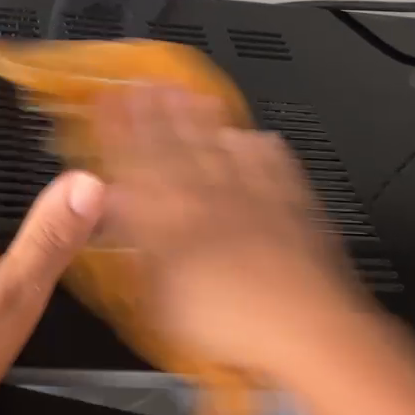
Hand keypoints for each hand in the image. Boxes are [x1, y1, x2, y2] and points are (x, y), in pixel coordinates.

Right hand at [93, 86, 378, 382]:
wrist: (309, 332)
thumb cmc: (228, 324)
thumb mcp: (158, 296)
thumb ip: (136, 250)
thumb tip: (116, 220)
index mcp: (173, 218)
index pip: (137, 163)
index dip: (118, 130)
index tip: (106, 102)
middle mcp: (211, 199)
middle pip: (177, 146)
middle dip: (156, 111)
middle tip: (143, 81)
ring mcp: (254, 201)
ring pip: (221, 149)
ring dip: (203, 120)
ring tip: (191, 93)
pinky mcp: (292, 212)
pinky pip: (274, 169)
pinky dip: (262, 151)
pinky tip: (257, 137)